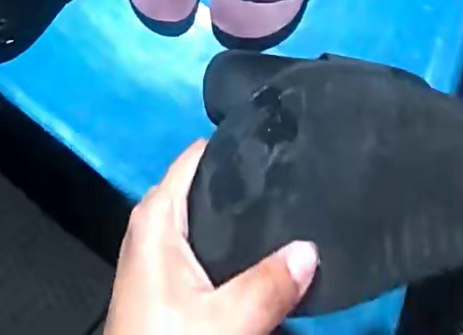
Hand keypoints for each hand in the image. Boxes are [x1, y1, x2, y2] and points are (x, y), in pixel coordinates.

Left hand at [106, 140, 318, 334]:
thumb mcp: (221, 322)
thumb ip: (267, 286)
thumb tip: (310, 251)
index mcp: (156, 213)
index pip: (198, 154)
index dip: (235, 146)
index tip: (275, 144)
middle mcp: (152, 222)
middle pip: (205, 182)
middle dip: (242, 183)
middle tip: (287, 179)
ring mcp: (156, 250)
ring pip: (204, 214)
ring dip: (237, 217)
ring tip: (281, 208)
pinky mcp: (164, 278)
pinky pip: (201, 239)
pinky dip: (227, 241)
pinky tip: (257, 250)